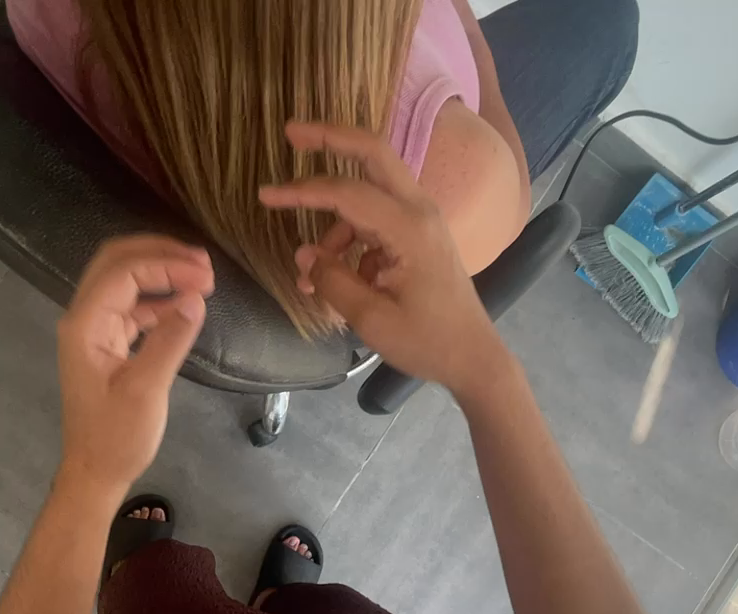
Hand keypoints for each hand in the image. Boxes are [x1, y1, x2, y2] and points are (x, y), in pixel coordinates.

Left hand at [56, 235, 212, 492]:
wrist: (96, 472)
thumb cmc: (117, 437)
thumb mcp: (146, 390)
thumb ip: (171, 340)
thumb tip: (195, 298)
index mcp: (85, 325)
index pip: (124, 271)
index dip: (167, 264)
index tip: (207, 277)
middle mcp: (84, 319)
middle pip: (117, 263)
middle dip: (160, 254)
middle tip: (204, 264)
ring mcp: (94, 332)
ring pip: (124, 282)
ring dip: (160, 273)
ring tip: (200, 278)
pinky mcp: (107, 346)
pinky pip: (131, 308)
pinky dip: (158, 299)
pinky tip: (183, 305)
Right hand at [258, 121, 511, 397]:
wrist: (473, 357)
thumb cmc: (426, 342)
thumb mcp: (371, 319)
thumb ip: (333, 281)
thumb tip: (304, 254)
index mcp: (409, 228)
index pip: (346, 192)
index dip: (301, 191)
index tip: (264, 196)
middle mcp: (419, 211)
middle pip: (372, 154)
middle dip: (330, 139)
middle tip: (291, 133)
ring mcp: (423, 221)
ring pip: (370, 194)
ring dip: (335, 222)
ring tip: (311, 273)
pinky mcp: (421, 237)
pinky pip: (378, 222)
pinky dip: (353, 241)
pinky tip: (340, 281)